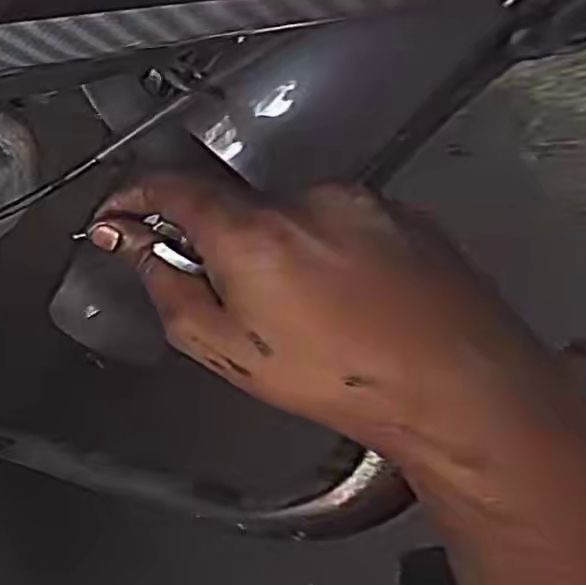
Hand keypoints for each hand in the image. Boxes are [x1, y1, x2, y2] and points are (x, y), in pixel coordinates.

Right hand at [87, 172, 575, 453]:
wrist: (469, 398)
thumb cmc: (336, 376)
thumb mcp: (213, 340)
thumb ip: (159, 279)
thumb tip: (127, 240)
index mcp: (250, 231)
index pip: (167, 186)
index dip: (130, 197)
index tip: (116, 215)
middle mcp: (306, 202)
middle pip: (223, 202)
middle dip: (202, 236)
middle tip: (209, 285)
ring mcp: (361, 204)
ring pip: (276, 211)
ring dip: (258, 242)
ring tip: (284, 301)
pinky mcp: (403, 216)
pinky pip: (327, 217)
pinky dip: (307, 244)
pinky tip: (327, 294)